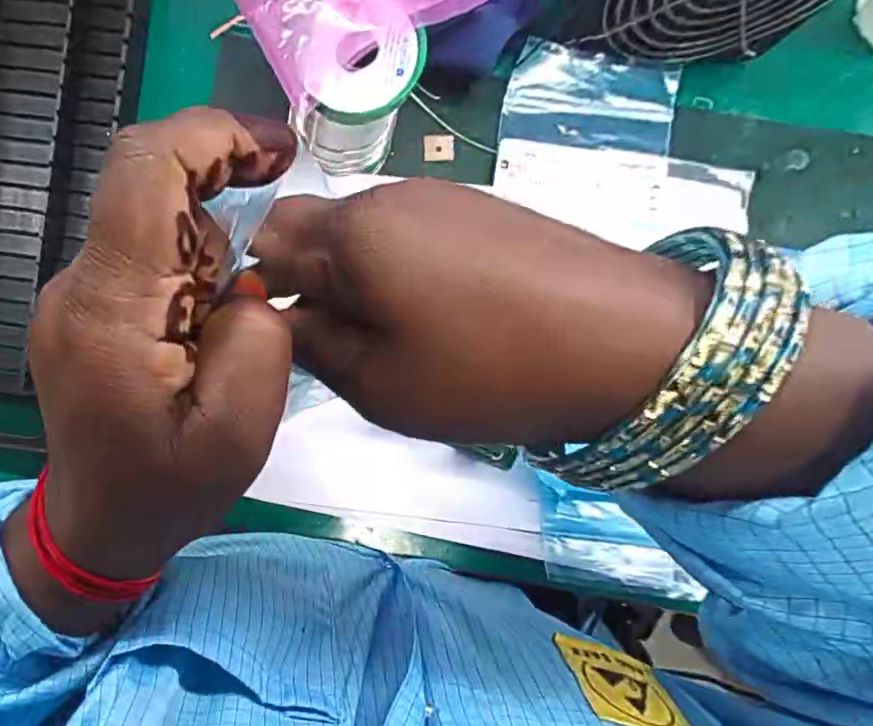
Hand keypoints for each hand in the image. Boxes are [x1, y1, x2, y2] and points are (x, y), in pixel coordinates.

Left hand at [6, 107, 297, 630]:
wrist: (96, 529)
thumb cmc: (164, 494)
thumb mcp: (238, 435)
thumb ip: (258, 340)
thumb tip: (245, 286)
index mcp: (110, 313)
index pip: (145, 171)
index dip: (213, 135)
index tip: (273, 152)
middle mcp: (74, 291)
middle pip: (149, 194)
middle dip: (218, 218)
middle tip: (254, 286)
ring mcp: (68, 302)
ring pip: (147, 232)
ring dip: (201, 265)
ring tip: (213, 345)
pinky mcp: (76, 316)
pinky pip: (136, 266)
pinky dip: (179, 284)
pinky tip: (189, 344)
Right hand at [251, 178, 712, 447]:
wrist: (624, 344)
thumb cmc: (482, 373)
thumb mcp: (374, 381)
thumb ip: (308, 345)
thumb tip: (269, 318)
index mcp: (350, 235)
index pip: (261, 243)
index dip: (248, 292)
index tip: (264, 342)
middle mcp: (384, 198)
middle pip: (303, 227)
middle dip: (290, 281)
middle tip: (314, 344)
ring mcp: (433, 197)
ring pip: (349, 233)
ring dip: (337, 279)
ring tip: (366, 336)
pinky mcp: (470, 209)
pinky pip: (394, 234)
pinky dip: (379, 271)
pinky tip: (411, 315)